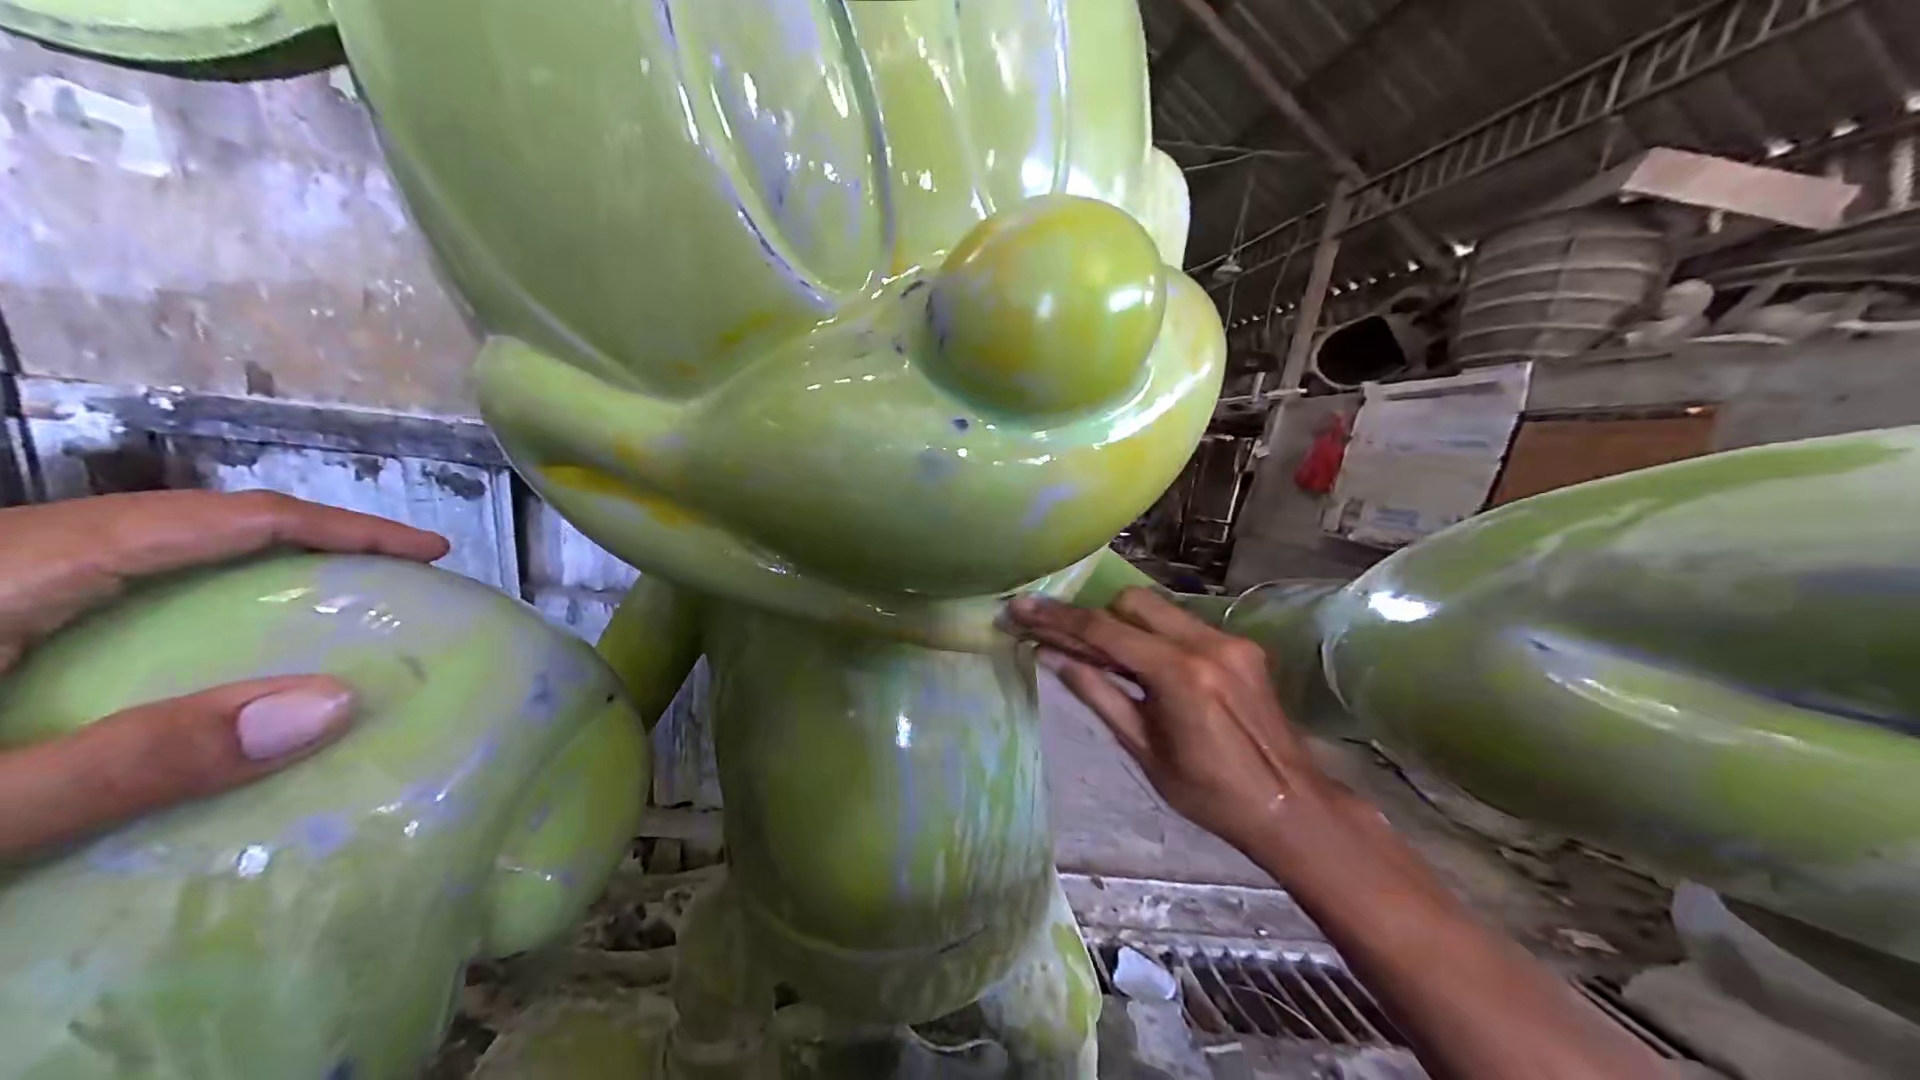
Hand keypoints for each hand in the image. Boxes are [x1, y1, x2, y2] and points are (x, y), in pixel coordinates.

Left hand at [0, 490, 448, 855]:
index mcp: (4, 575)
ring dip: (247, 558)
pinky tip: (200, 633)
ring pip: (138, 543)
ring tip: (319, 596)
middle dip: (306, 536)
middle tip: (386, 578)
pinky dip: (183, 589)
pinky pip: (98, 577)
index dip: (337, 526)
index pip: (218, 519)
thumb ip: (138, 760)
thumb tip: (332, 704)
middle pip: (186, 519)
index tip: (427, 549)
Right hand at [1007, 586, 1334, 851]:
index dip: (1057, 619)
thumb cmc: (1209, 793)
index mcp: (1180, 675)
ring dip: (1123, 624)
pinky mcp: (1242, 645)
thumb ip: (1097, 694)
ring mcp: (1229, 640)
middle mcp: (1207, 643)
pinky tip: (1144, 664)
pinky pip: (1183, 624)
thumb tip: (1050, 656)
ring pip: (1158, 608)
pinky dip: (1153, 635)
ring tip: (1101, 656)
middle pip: (1131, 602)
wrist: (1290, 806)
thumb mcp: (1143, 749)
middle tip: (1065, 642)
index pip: (1105, 632)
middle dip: (1094, 618)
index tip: (1022, 608)